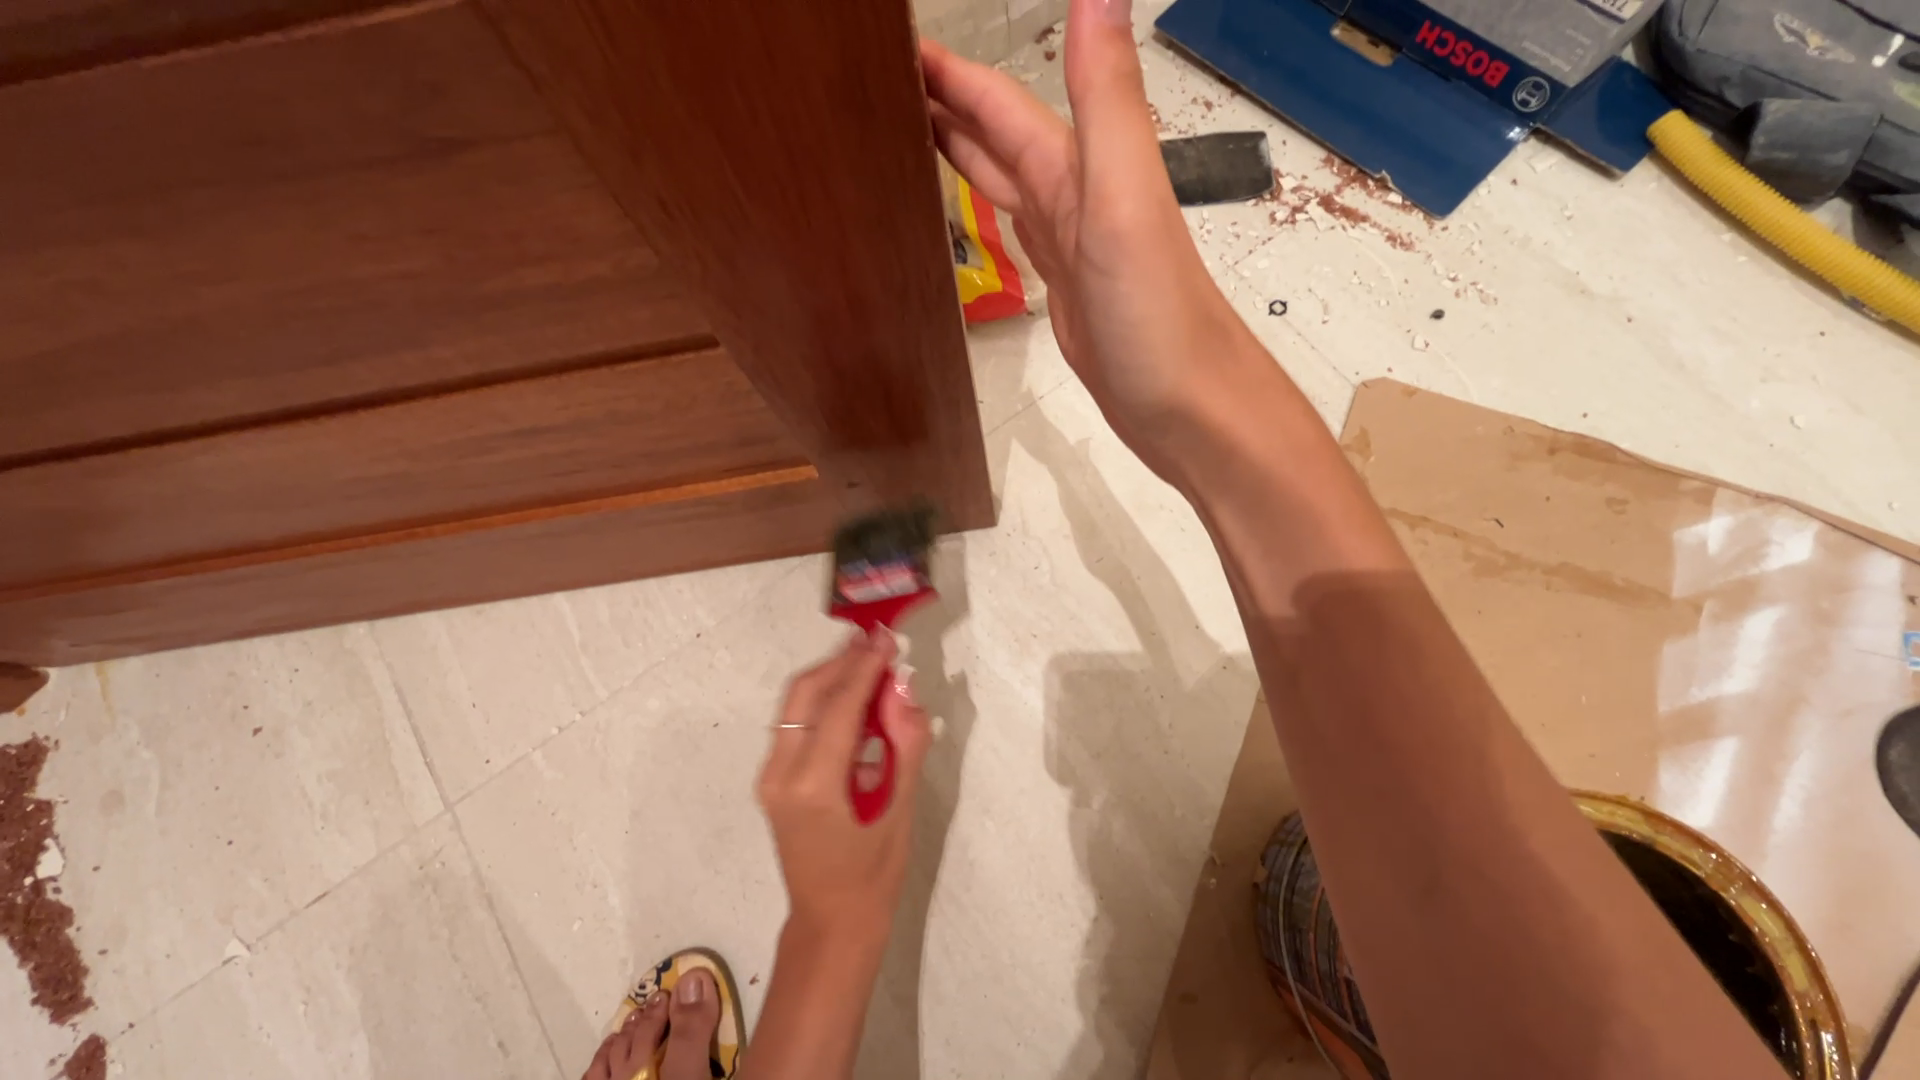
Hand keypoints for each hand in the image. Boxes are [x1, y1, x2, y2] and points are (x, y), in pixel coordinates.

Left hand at [757, 630, 930, 941]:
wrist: (831, 922)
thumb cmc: (874, 876)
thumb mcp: (900, 810)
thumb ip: (905, 744)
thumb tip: (904, 688)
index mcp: (814, 786)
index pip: (839, 706)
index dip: (864, 666)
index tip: (886, 636)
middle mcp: (781, 775)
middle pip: (804, 694)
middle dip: (840, 660)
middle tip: (876, 641)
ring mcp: (770, 778)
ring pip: (795, 706)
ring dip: (831, 678)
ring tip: (870, 662)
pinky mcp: (772, 782)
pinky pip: (796, 726)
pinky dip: (824, 703)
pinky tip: (855, 700)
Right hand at [921, 0, 1252, 478]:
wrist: (1188, 405)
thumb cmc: (1155, 313)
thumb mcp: (1127, 199)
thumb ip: (1107, 99)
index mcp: (1076, 169)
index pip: (999, 105)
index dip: (948, 72)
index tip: (891, 47)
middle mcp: (1071, 196)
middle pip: (997, 134)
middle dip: (943, 101)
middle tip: (879, 86)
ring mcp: (1068, 245)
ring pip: (1003, 179)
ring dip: (960, 149)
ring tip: (905, 133)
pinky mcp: (1064, 289)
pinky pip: (1013, 230)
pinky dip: (985, 207)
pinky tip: (971, 205)